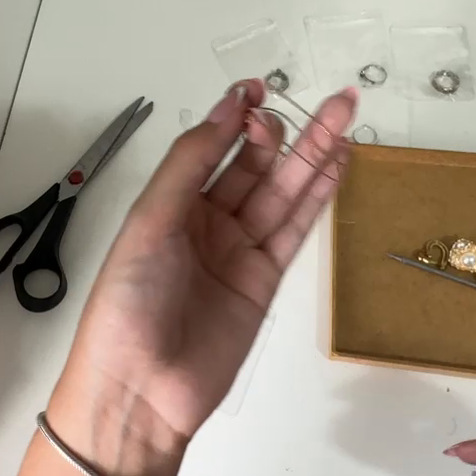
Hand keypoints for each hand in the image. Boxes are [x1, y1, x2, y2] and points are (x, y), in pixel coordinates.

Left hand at [46, 79, 356, 475]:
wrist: (140, 387)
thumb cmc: (131, 298)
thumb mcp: (151, 221)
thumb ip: (191, 164)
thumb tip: (228, 108)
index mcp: (169, 205)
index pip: (210, 149)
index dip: (234, 118)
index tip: (257, 88)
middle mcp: (204, 222)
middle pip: (253, 167)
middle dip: (285, 131)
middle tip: (321, 98)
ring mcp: (237, 251)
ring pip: (281, 193)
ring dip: (313, 156)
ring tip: (344, 115)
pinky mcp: (264, 281)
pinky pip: (294, 229)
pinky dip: (317, 197)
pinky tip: (338, 165)